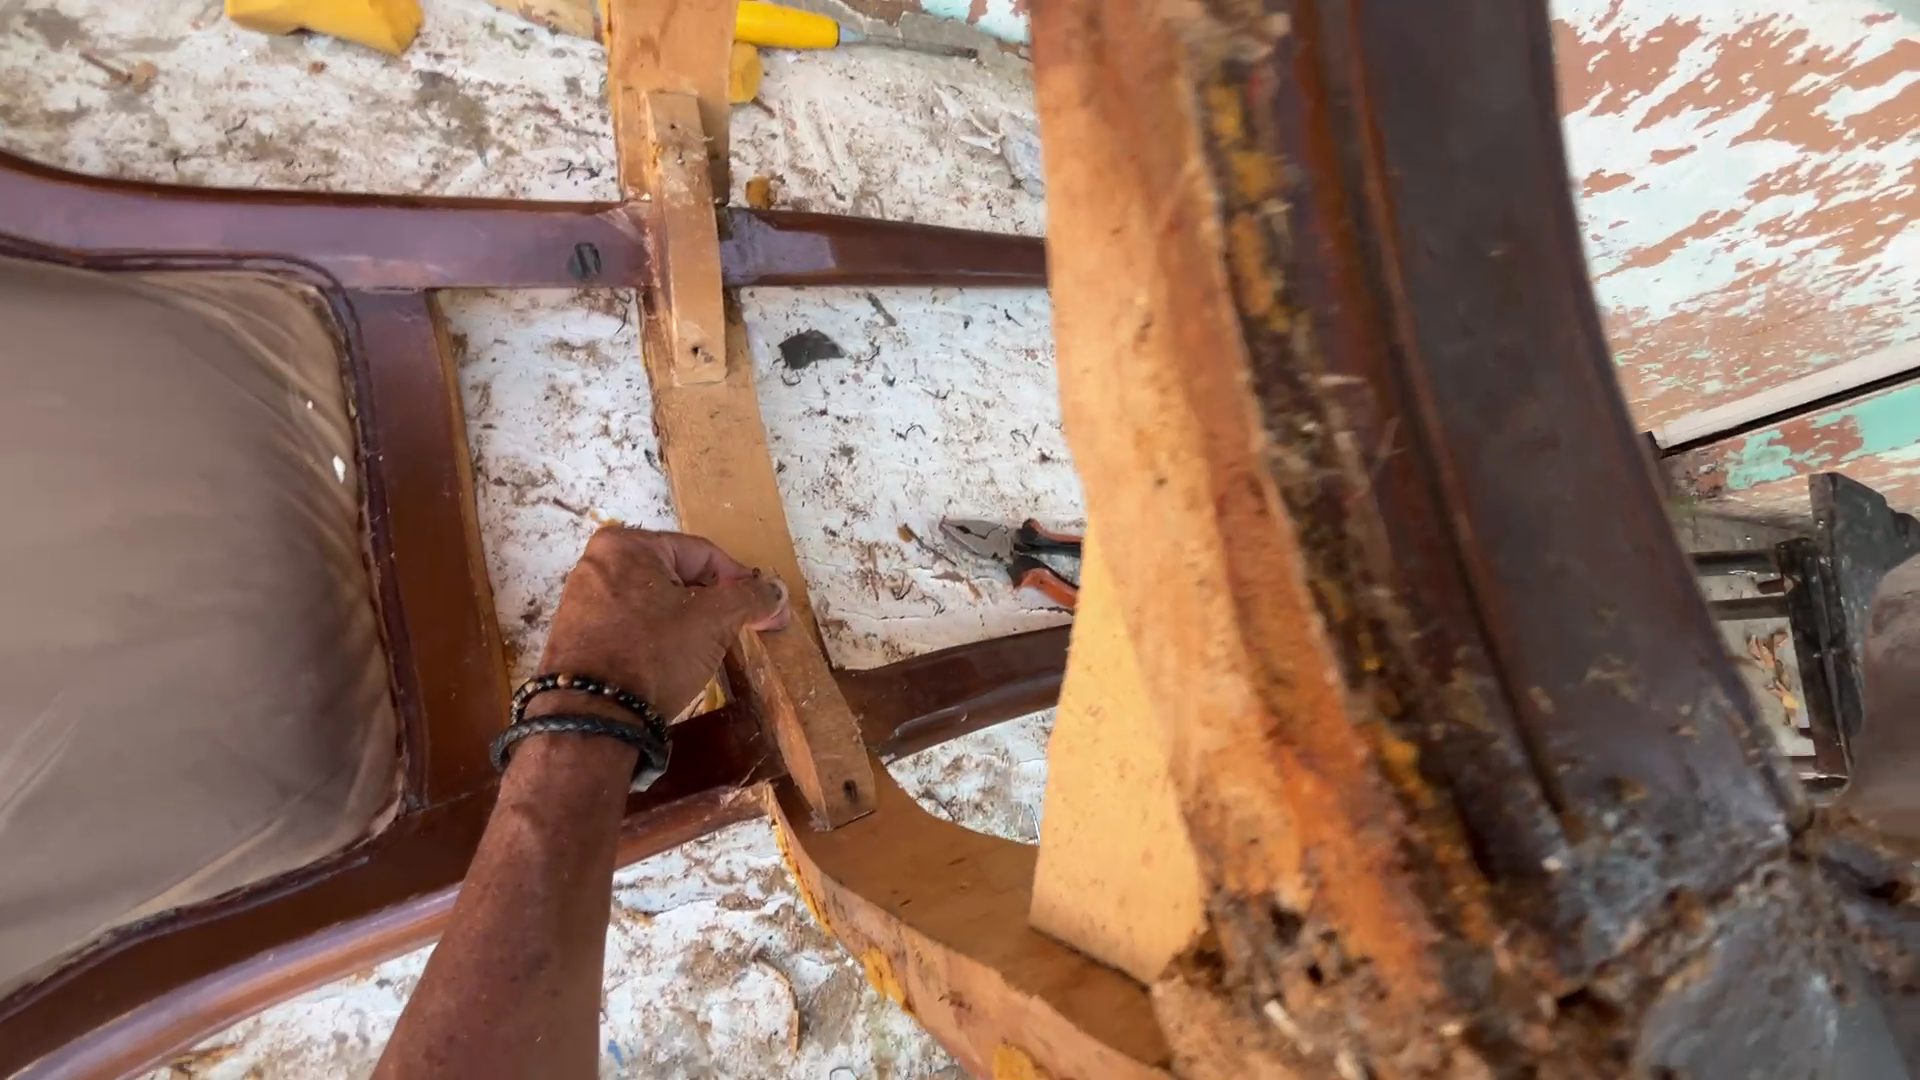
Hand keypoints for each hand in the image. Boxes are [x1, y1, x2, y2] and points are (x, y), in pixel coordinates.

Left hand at [528, 527, 791, 723]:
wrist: (592, 719)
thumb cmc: (654, 653)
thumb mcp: (714, 620)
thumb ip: (752, 597)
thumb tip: (779, 593)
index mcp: (627, 546)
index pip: (705, 554)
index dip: (741, 581)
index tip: (763, 609)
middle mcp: (599, 563)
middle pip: (681, 576)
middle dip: (716, 603)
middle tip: (741, 629)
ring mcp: (585, 600)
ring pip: (660, 602)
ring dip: (692, 621)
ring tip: (712, 648)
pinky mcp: (581, 635)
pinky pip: (637, 624)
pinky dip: (663, 636)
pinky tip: (677, 659)